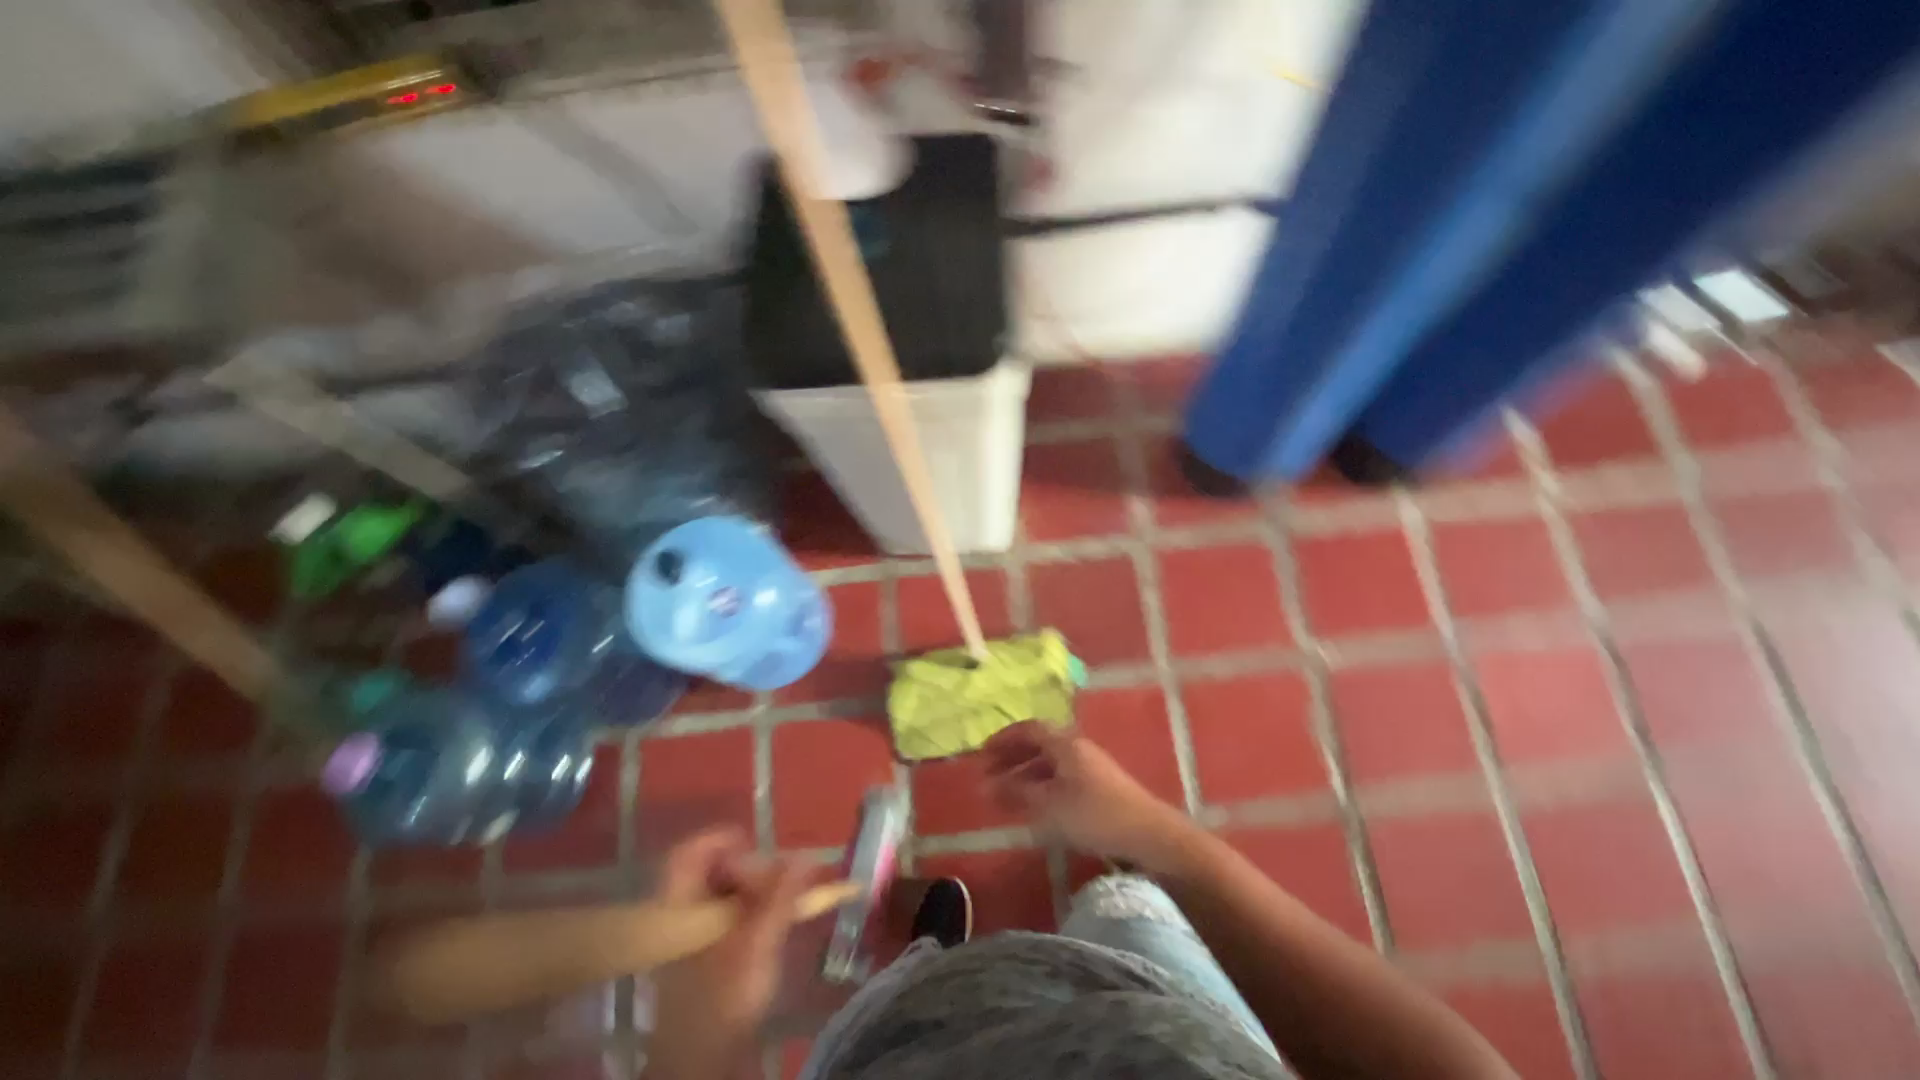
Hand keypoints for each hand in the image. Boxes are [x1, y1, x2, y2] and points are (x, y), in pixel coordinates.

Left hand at [647, 826, 813, 1079]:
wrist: (700, 1064)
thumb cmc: (722, 1002)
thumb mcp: (756, 946)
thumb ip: (780, 900)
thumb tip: (805, 857)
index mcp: (678, 907)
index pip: (689, 854)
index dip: (721, 840)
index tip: (756, 843)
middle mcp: (678, 916)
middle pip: (711, 871)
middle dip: (752, 868)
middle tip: (788, 877)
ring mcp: (690, 939)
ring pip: (723, 895)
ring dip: (759, 890)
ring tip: (793, 897)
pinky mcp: (704, 958)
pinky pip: (729, 918)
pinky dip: (755, 911)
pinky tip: (778, 919)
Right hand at [983, 722, 1196, 870]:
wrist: (1148, 834)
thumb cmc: (1094, 814)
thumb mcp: (1049, 805)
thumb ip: (1016, 793)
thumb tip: (985, 785)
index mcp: (1065, 744)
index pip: (1028, 730)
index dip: (1003, 739)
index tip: (982, 755)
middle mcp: (1077, 749)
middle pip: (1038, 745)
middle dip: (1011, 758)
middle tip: (988, 776)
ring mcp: (1090, 767)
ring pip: (1050, 764)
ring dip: (1025, 775)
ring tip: (1005, 795)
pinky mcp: (1099, 787)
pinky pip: (1061, 778)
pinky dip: (1041, 787)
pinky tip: (1034, 807)